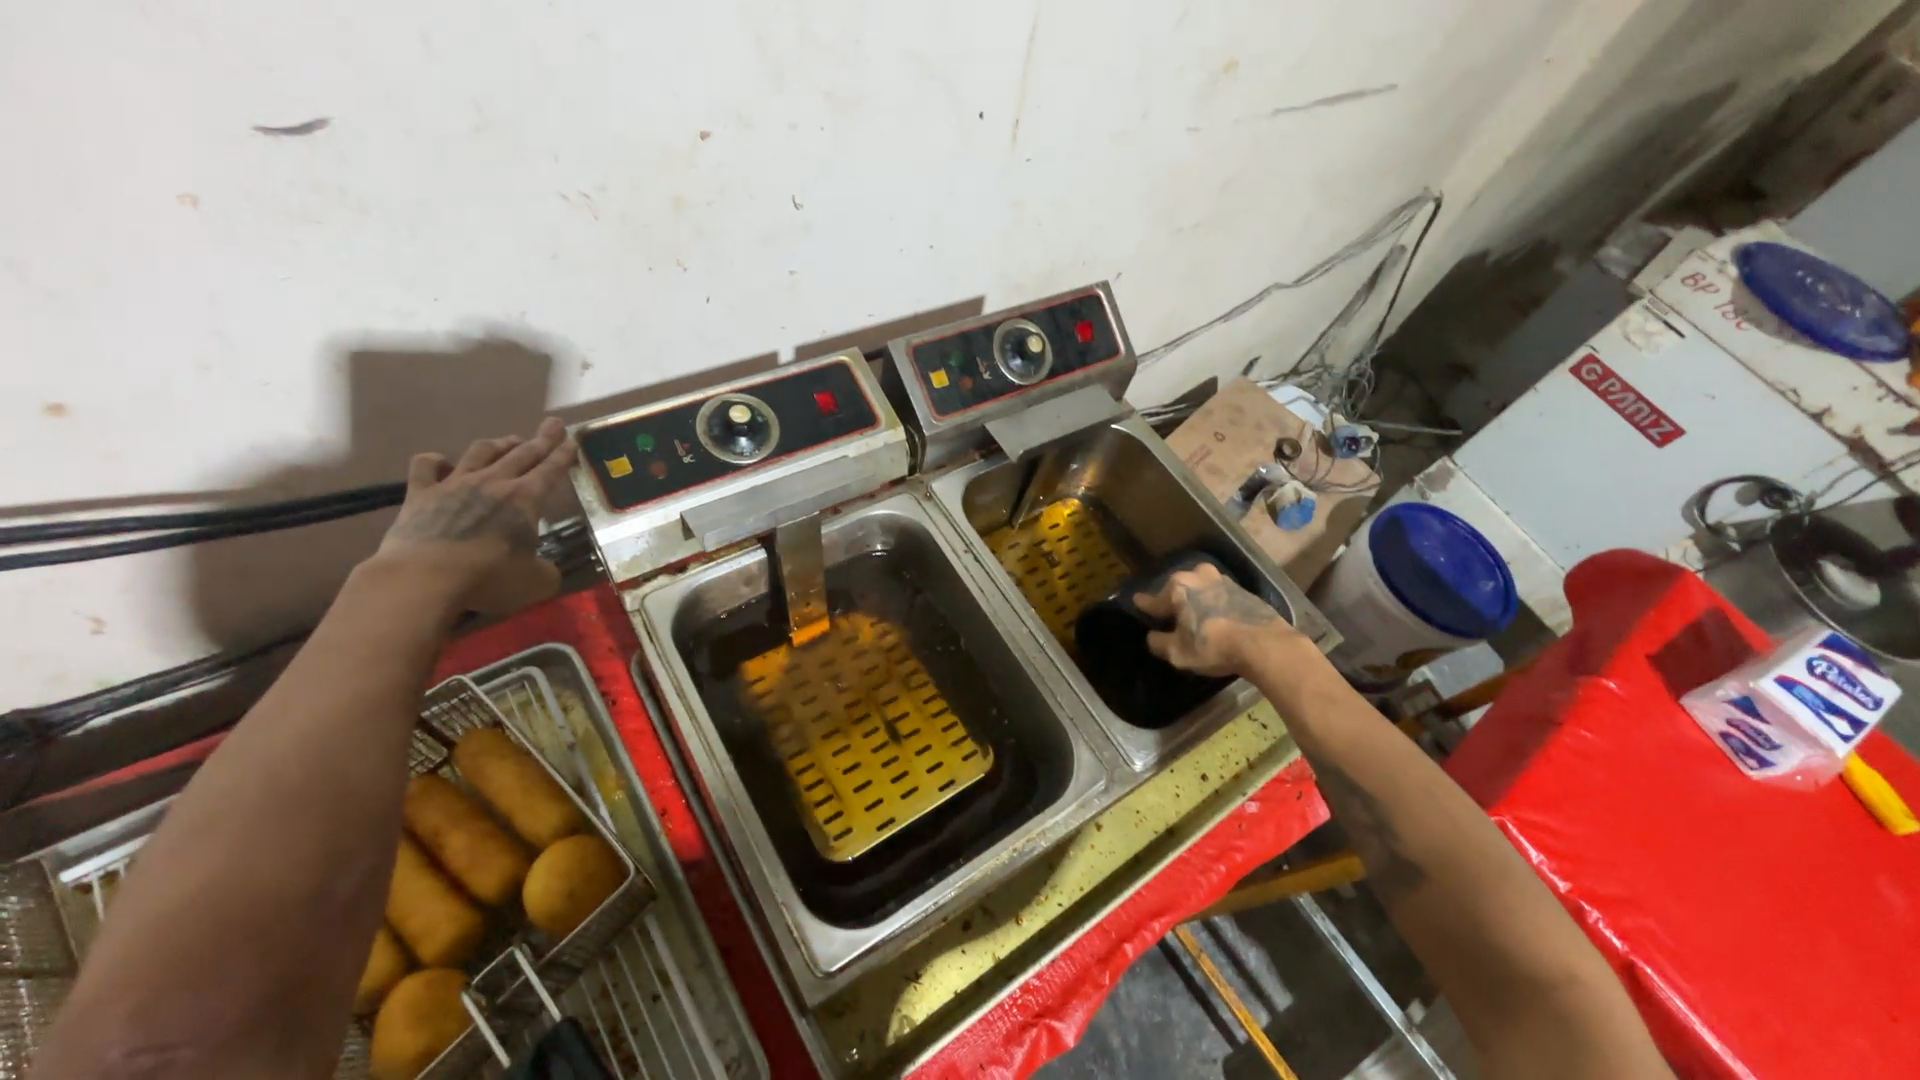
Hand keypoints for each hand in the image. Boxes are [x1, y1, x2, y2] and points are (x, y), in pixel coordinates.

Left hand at [367, 417, 577, 613]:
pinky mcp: (420, 494)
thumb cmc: (488, 578)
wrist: (424, 578)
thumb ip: (546, 571)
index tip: (572, 439)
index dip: (564, 454)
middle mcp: (493, 482)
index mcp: (526, 499)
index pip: (551, 469)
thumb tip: (545, 569)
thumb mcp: (536, 583)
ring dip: (498, 444)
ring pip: (480, 452)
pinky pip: (426, 466)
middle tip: (553, 424)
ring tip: (508, 441)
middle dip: (542, 438)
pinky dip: (436, 461)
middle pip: (522, 453)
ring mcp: (454, 484)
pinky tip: (442, 462)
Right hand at [1133, 562, 1296, 677]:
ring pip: (1201, 589)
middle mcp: (1199, 576)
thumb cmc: (1212, 645)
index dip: (1145, 605)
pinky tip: (1217, 618)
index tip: (1137, 602)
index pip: (1154, 599)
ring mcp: (1224, 581)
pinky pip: (1220, 597)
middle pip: (1179, 588)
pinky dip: (1215, 605)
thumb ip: (1159, 643)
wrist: (1264, 643)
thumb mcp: (1178, 652)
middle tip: (1169, 613)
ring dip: (1197, 600)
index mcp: (1178, 588)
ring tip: (1194, 614)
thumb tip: (1153, 636)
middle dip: (1173, 599)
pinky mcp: (1245, 592)